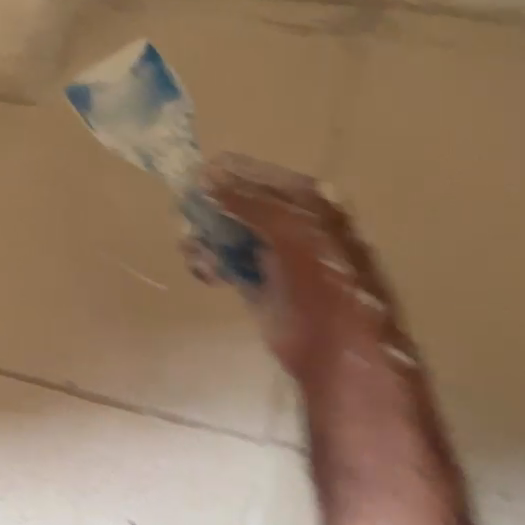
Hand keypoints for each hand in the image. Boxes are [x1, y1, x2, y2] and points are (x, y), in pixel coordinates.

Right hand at [193, 153, 418, 387]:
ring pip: (227, 235)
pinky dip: (210, 265)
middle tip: (188, 222)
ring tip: (196, 256)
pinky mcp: (257, 285)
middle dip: (210, 212)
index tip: (193, 181)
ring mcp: (274, 256)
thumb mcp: (293, 233)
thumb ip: (251, 203)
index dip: (229, 178)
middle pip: (239, 205)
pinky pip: (225, 263)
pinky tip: (206, 274)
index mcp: (311, 205)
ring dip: (206, 241)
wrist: (337, 349)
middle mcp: (293, 225)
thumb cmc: (325, 285)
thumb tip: (206, 175)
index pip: (261, 177)